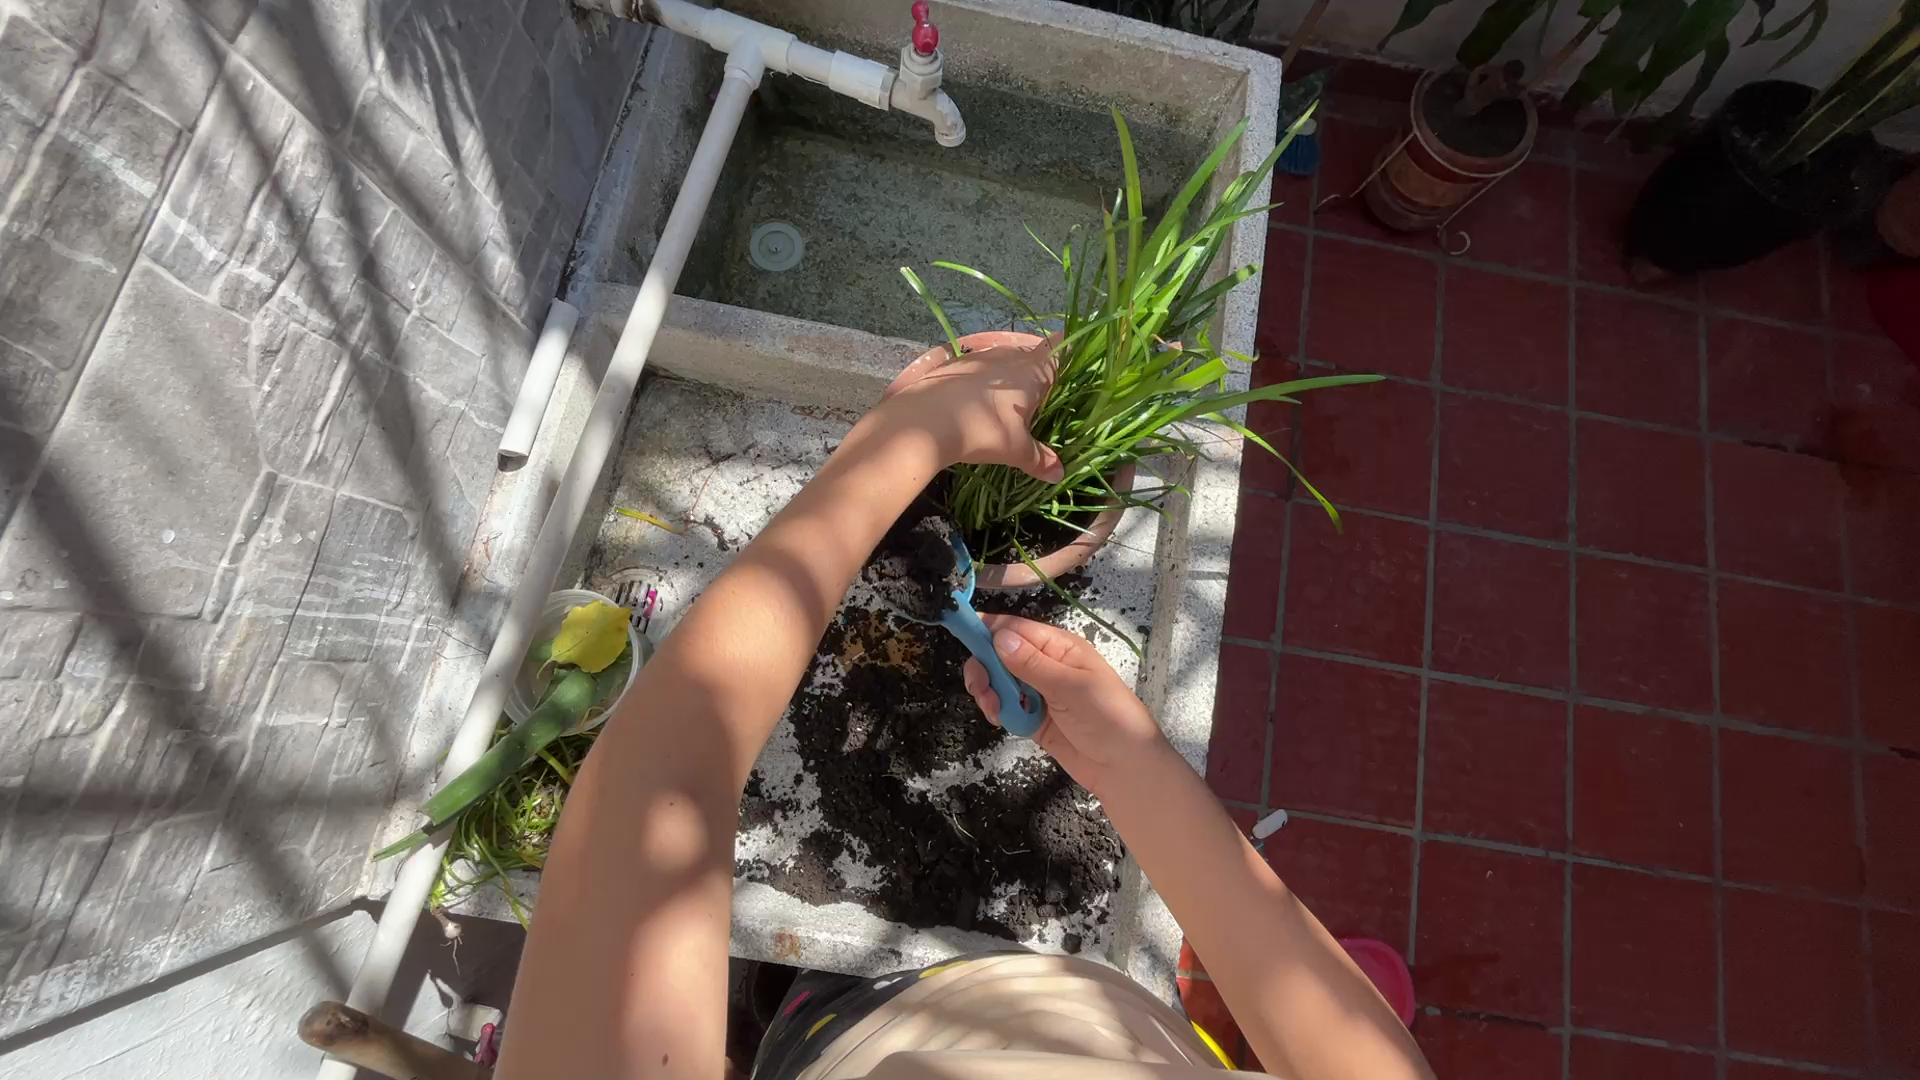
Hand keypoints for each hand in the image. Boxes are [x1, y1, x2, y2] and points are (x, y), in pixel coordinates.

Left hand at [876, 336, 1063, 480]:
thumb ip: (1039, 459)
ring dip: (1007, 373)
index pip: (1058, 352)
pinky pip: (976, 366)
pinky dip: (980, 378)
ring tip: (1006, 398)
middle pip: (1030, 354)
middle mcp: (1008, 356)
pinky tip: (974, 398)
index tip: (1069, 365)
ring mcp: (978, 356)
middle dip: (1036, 371)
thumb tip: (1059, 474)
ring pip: (1002, 357)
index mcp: (1031, 372)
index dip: (1066, 355)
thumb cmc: (982, 430)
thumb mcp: (1015, 450)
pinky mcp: (953, 363)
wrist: (927, 419)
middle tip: (1039, 394)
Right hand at [963, 614, 1172, 795]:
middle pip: (1000, 654)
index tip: (960, 633)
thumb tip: (997, 637)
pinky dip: (999, 710)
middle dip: (985, 667)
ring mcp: (1038, 691)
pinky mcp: (1032, 717)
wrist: (1125, 768)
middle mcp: (1046, 664)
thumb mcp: (1071, 687)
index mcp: (1059, 646)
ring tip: (994, 708)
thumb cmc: (1108, 718)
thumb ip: (1031, 664)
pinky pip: (1005, 705)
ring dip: (990, 692)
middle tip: (980, 686)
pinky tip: (1001, 719)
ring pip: (999, 681)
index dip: (988, 630)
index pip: (1016, 629)